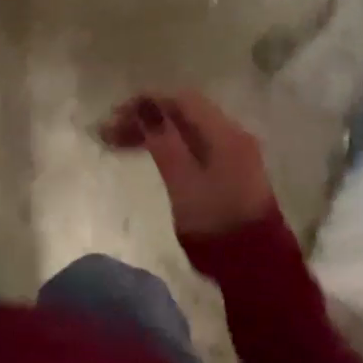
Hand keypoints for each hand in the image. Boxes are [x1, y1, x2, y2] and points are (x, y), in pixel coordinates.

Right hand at [99, 89, 274, 235]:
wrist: (253, 262)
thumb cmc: (214, 221)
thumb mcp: (183, 181)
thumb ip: (164, 141)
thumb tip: (145, 109)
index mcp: (224, 133)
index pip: (181, 100)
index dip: (146, 102)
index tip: (114, 116)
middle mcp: (231, 135)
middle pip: (183, 112)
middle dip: (145, 117)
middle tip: (109, 133)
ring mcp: (232, 152)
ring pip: (185, 129)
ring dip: (152, 131)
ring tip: (117, 144)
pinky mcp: (227, 170)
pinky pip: (192, 145)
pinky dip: (166, 145)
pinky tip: (145, 154)